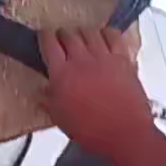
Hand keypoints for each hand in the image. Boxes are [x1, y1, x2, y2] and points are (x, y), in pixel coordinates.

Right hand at [40, 27, 155, 158]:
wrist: (124, 133)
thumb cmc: (91, 130)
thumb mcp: (61, 118)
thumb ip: (49, 101)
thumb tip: (41, 92)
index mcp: (62, 73)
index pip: (49, 44)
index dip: (45, 36)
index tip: (44, 36)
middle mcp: (81, 60)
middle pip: (68, 35)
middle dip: (62, 34)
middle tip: (61, 39)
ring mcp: (103, 57)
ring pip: (89, 32)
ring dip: (82, 32)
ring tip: (81, 37)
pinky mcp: (122, 59)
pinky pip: (113, 36)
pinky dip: (107, 33)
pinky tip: (104, 36)